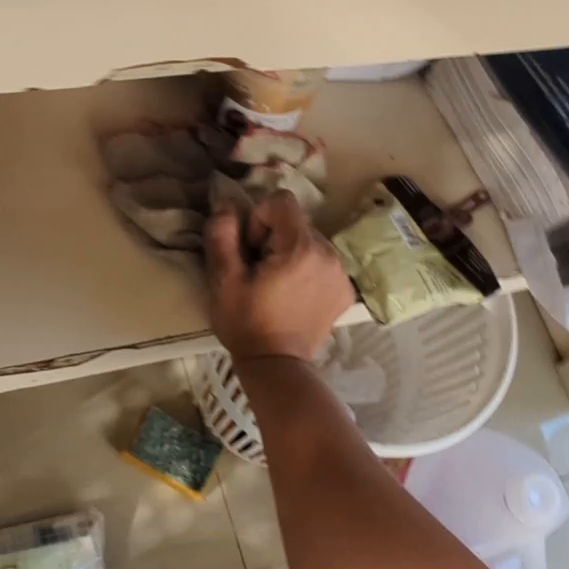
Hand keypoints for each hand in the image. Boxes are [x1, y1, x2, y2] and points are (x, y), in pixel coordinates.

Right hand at [204, 190, 356, 362]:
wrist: (276, 366)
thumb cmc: (246, 324)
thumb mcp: (223, 280)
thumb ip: (223, 235)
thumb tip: (227, 204)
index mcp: (300, 248)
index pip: (281, 202)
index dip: (259, 220)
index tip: (252, 252)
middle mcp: (329, 253)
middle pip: (297, 223)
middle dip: (275, 239)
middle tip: (261, 273)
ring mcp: (342, 273)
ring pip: (311, 242)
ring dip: (292, 254)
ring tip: (278, 286)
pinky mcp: (346, 290)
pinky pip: (324, 262)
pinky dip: (308, 271)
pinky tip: (295, 296)